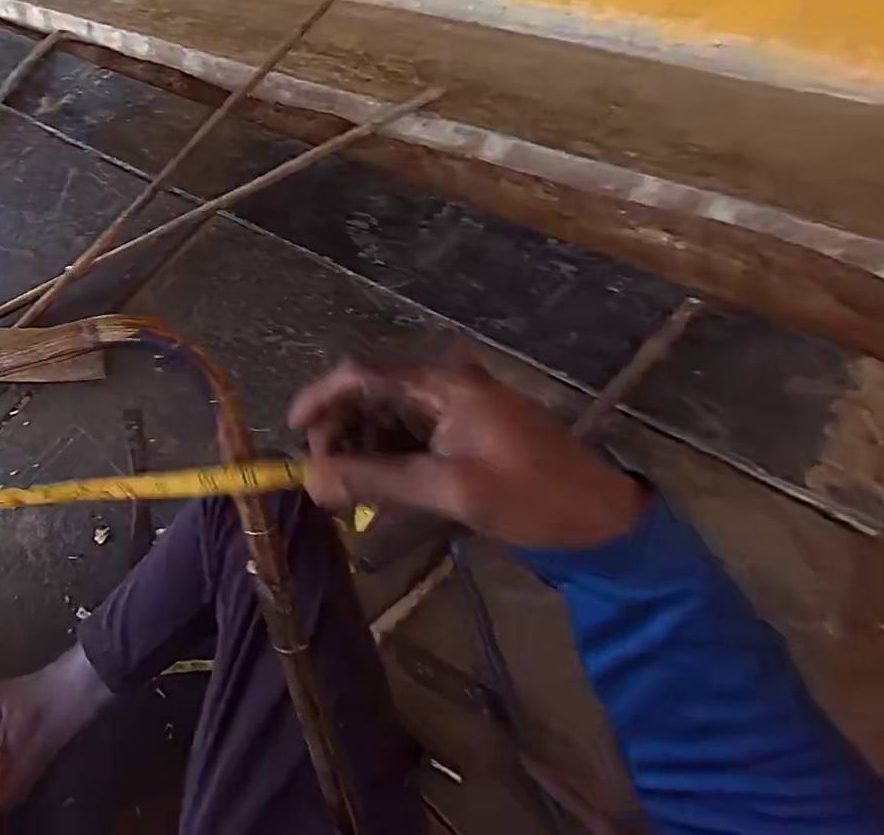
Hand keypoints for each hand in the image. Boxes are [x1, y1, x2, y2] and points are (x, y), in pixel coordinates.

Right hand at [287, 356, 645, 548]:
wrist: (611, 530)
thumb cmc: (535, 500)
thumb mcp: (450, 490)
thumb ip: (374, 480)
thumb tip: (309, 481)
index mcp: (442, 386)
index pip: (360, 374)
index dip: (319, 397)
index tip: (293, 428)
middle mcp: (440, 388)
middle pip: (363, 395)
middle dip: (336, 431)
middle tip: (325, 471)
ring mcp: (448, 411)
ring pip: (376, 418)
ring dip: (355, 449)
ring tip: (351, 488)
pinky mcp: (453, 434)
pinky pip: (398, 438)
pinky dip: (379, 460)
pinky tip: (378, 490)